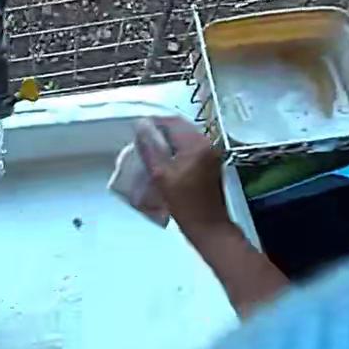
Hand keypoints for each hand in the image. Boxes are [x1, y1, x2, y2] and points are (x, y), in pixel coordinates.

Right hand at [137, 116, 235, 241]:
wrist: (209, 227)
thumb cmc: (185, 204)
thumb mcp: (161, 175)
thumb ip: (150, 148)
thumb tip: (141, 126)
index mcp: (197, 144)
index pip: (172, 121)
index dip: (153, 122)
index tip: (138, 128)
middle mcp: (207, 144)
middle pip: (179, 128)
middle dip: (160, 131)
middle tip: (141, 140)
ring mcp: (211, 153)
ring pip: (184, 138)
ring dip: (167, 141)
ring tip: (150, 150)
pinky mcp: (210, 163)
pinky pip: (190, 148)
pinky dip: (176, 150)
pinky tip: (164, 160)